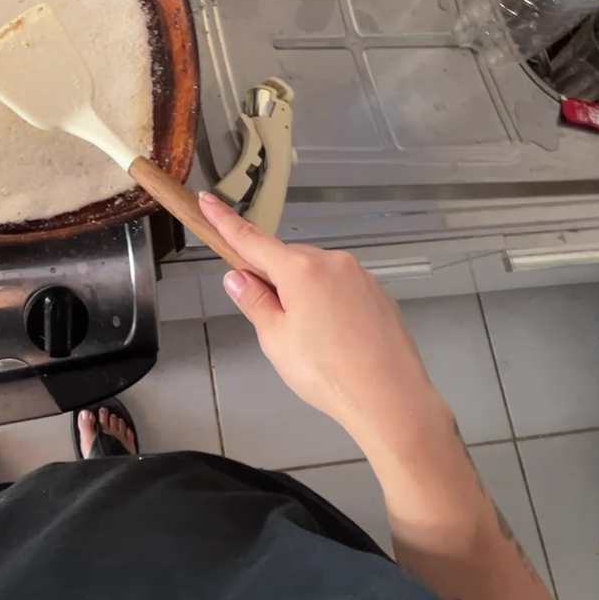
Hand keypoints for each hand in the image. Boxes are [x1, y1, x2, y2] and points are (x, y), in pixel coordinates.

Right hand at [200, 195, 443, 455]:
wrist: (392, 400)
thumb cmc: (324, 372)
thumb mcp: (275, 339)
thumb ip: (255, 302)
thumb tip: (238, 276)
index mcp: (300, 269)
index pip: (251, 239)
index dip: (224, 220)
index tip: (206, 199)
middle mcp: (331, 261)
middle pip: (287, 259)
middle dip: (274, 279)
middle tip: (275, 322)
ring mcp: (360, 276)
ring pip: (316, 274)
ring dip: (304, 292)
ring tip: (313, 340)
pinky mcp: (379, 294)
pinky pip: (342, 288)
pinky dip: (330, 303)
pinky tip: (337, 339)